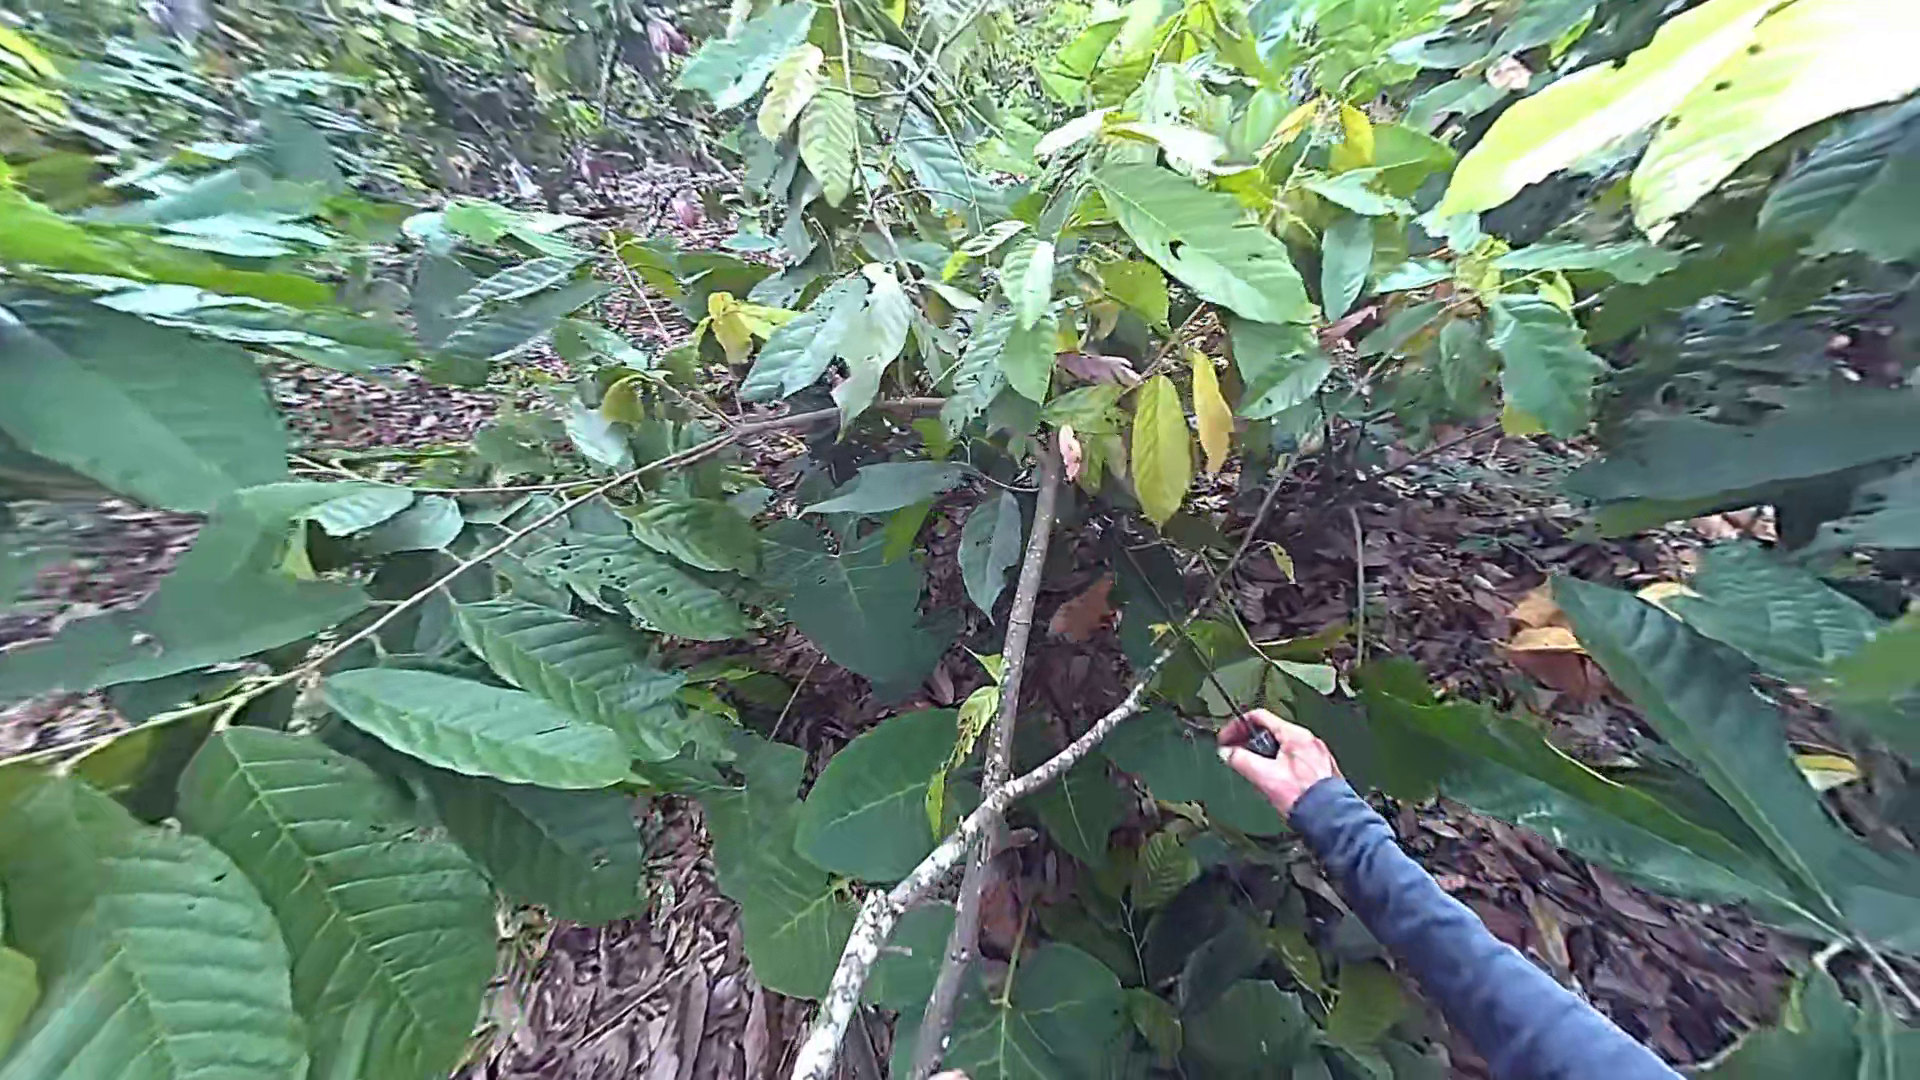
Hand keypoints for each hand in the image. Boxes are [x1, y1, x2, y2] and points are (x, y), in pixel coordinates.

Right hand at [1217, 709, 1339, 815]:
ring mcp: (1318, 757)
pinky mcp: (1323, 772)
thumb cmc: (1305, 798)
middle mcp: (1309, 742)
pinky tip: (1274, 781)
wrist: (1334, 823)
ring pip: (1282, 747)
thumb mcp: (1263, 776)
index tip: (1227, 739)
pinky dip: (1279, 765)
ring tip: (1253, 769)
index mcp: (1296, 736)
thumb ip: (1240, 760)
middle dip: (1249, 742)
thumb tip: (1227, 753)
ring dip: (1264, 754)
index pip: (1259, 717)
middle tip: (1236, 753)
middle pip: (1270, 731)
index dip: (1238, 726)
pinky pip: (1294, 760)